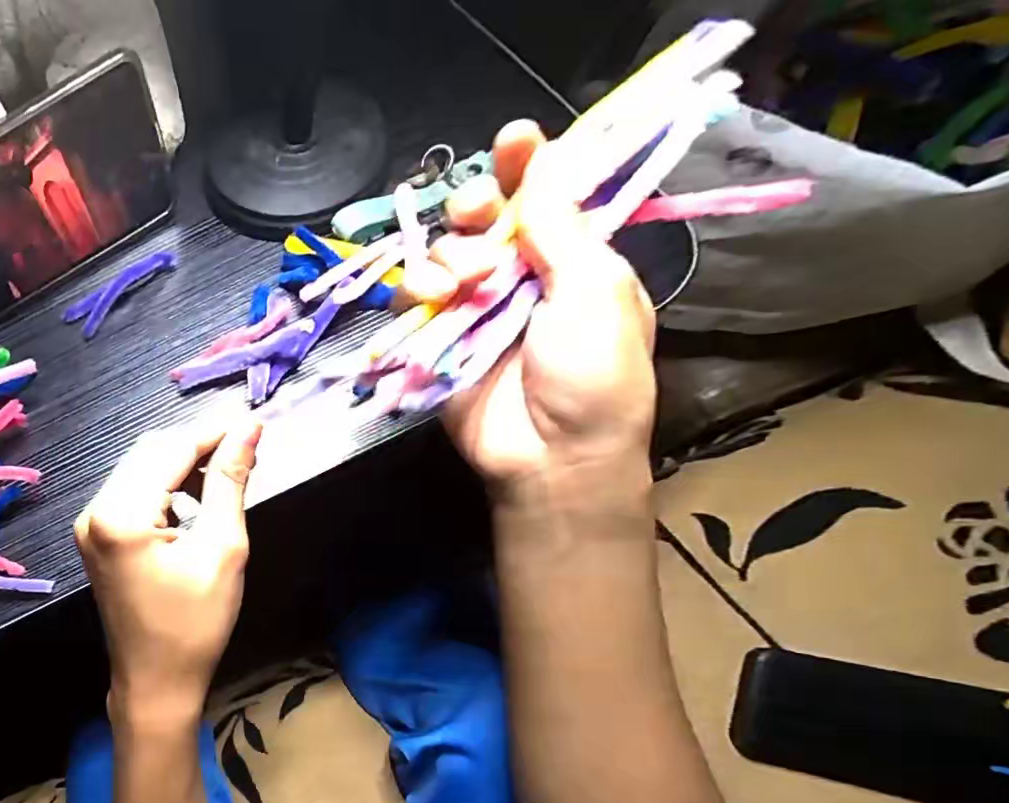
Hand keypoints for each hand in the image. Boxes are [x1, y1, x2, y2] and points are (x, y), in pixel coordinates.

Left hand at [75, 417, 262, 732]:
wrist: (156, 682)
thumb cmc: (195, 625)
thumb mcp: (222, 549)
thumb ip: (230, 482)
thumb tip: (249, 429)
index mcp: (120, 514)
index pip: (172, 449)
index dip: (215, 433)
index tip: (254, 425)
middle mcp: (94, 510)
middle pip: (150, 452)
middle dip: (197, 447)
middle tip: (243, 455)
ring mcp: (89, 524)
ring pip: (139, 469)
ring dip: (181, 466)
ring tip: (223, 479)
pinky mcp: (95, 537)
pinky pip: (130, 493)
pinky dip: (163, 487)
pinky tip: (192, 500)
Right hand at [427, 121, 657, 508]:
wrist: (551, 455)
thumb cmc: (594, 374)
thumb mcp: (595, 290)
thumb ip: (561, 230)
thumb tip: (543, 166)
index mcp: (571, 258)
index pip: (544, 197)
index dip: (527, 165)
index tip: (514, 141)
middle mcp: (518, 276)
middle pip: (482, 218)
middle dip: (475, 204)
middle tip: (477, 211)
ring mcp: (473, 309)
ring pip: (441, 254)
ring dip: (448, 254)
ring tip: (466, 283)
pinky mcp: (436, 341)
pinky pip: (413, 300)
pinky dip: (416, 289)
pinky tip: (434, 298)